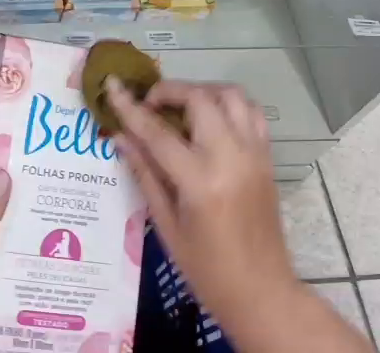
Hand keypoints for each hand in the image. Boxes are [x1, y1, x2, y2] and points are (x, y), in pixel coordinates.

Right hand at [106, 78, 299, 326]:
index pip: (158, 132)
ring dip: (202, 91)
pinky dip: (228, 104)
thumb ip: (145, 174)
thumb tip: (119, 136)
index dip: (131, 107)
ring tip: (182, 106)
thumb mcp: (167, 226)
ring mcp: (254, 154)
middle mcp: (230, 158)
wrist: (263, 293)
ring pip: (231, 95)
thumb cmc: (208, 269)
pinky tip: (211, 119)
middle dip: (169, 91)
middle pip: (199, 99)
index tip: (112, 85)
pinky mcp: (267, 158)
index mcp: (200, 181)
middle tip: (150, 105)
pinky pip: (251, 112)